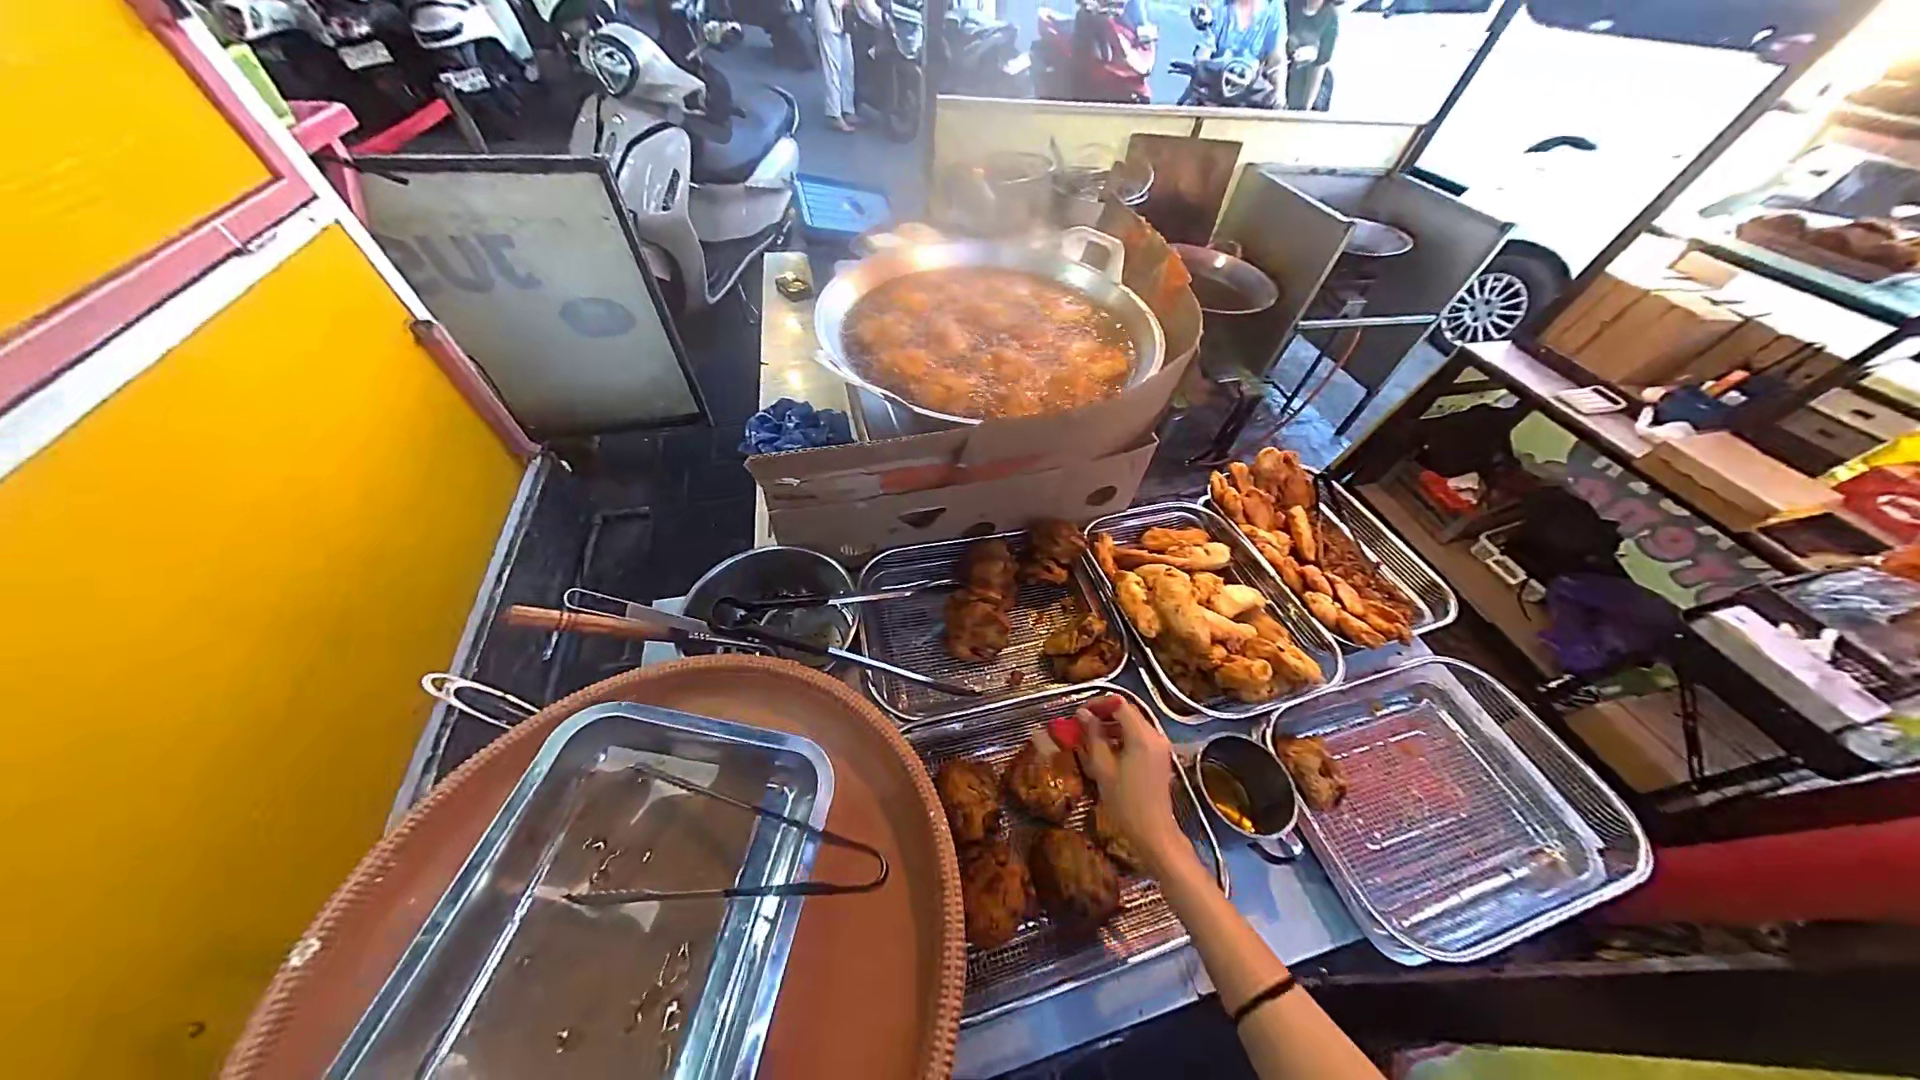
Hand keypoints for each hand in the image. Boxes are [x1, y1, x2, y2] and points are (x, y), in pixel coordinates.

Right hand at [1074, 695, 1190, 874]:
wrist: (1153, 832)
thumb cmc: (1125, 802)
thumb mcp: (1102, 768)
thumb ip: (1093, 736)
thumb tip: (1082, 714)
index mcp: (1142, 736)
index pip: (1119, 704)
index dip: (1098, 703)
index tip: (1080, 712)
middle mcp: (1155, 735)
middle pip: (1128, 712)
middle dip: (1104, 713)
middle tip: (1082, 724)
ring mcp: (1160, 746)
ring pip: (1134, 723)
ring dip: (1112, 725)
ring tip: (1090, 737)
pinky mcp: (1160, 756)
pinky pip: (1140, 736)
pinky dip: (1123, 736)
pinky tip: (1107, 749)